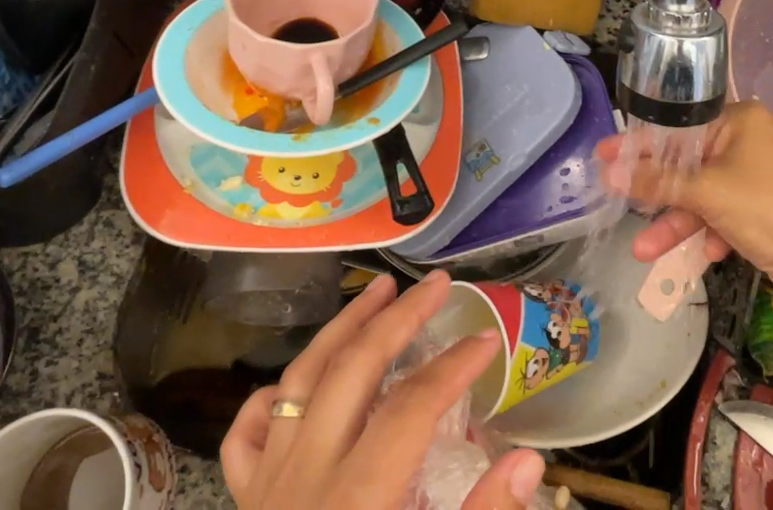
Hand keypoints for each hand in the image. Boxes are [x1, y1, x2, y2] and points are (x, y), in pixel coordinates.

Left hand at [221, 271, 545, 509]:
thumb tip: (527, 459)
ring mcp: (267, 486)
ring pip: (300, 380)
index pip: (413, 407)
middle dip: (400, 320)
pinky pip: (249, 434)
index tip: (489, 338)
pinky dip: (273, 396)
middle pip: (355, 370)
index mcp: (357, 499)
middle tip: (437, 285)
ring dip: (342, 329)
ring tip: (376, 293)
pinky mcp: (245, 503)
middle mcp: (305, 477)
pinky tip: (300, 380)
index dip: (455, 367)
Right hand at [597, 101, 772, 292]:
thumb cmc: (768, 208)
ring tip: (643, 253)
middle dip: (656, 193)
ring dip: (675, 224)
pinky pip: (720, 215)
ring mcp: (756, 177)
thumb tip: (609, 171)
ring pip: (701, 196)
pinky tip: (705, 255)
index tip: (603, 155)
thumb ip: (656, 181)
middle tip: (614, 199)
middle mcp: (747, 141)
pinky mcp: (762, 210)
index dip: (639, 144)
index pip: (677, 127)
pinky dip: (707, 234)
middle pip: (686, 163)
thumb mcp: (706, 192)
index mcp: (739, 120)